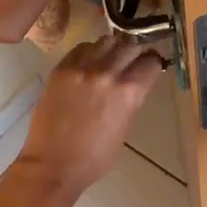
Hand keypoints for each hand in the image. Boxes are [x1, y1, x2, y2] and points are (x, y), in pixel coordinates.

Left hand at [13, 34, 165, 197]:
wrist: (53, 165)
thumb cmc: (95, 156)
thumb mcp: (126, 125)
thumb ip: (133, 97)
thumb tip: (137, 80)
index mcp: (129, 92)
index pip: (151, 61)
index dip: (153, 63)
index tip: (151, 67)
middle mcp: (107, 73)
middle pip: (131, 45)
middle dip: (136, 52)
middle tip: (133, 60)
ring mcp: (81, 69)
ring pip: (106, 40)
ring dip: (113, 48)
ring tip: (110, 59)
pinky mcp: (61, 69)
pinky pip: (81, 48)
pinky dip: (90, 51)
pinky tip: (89, 63)